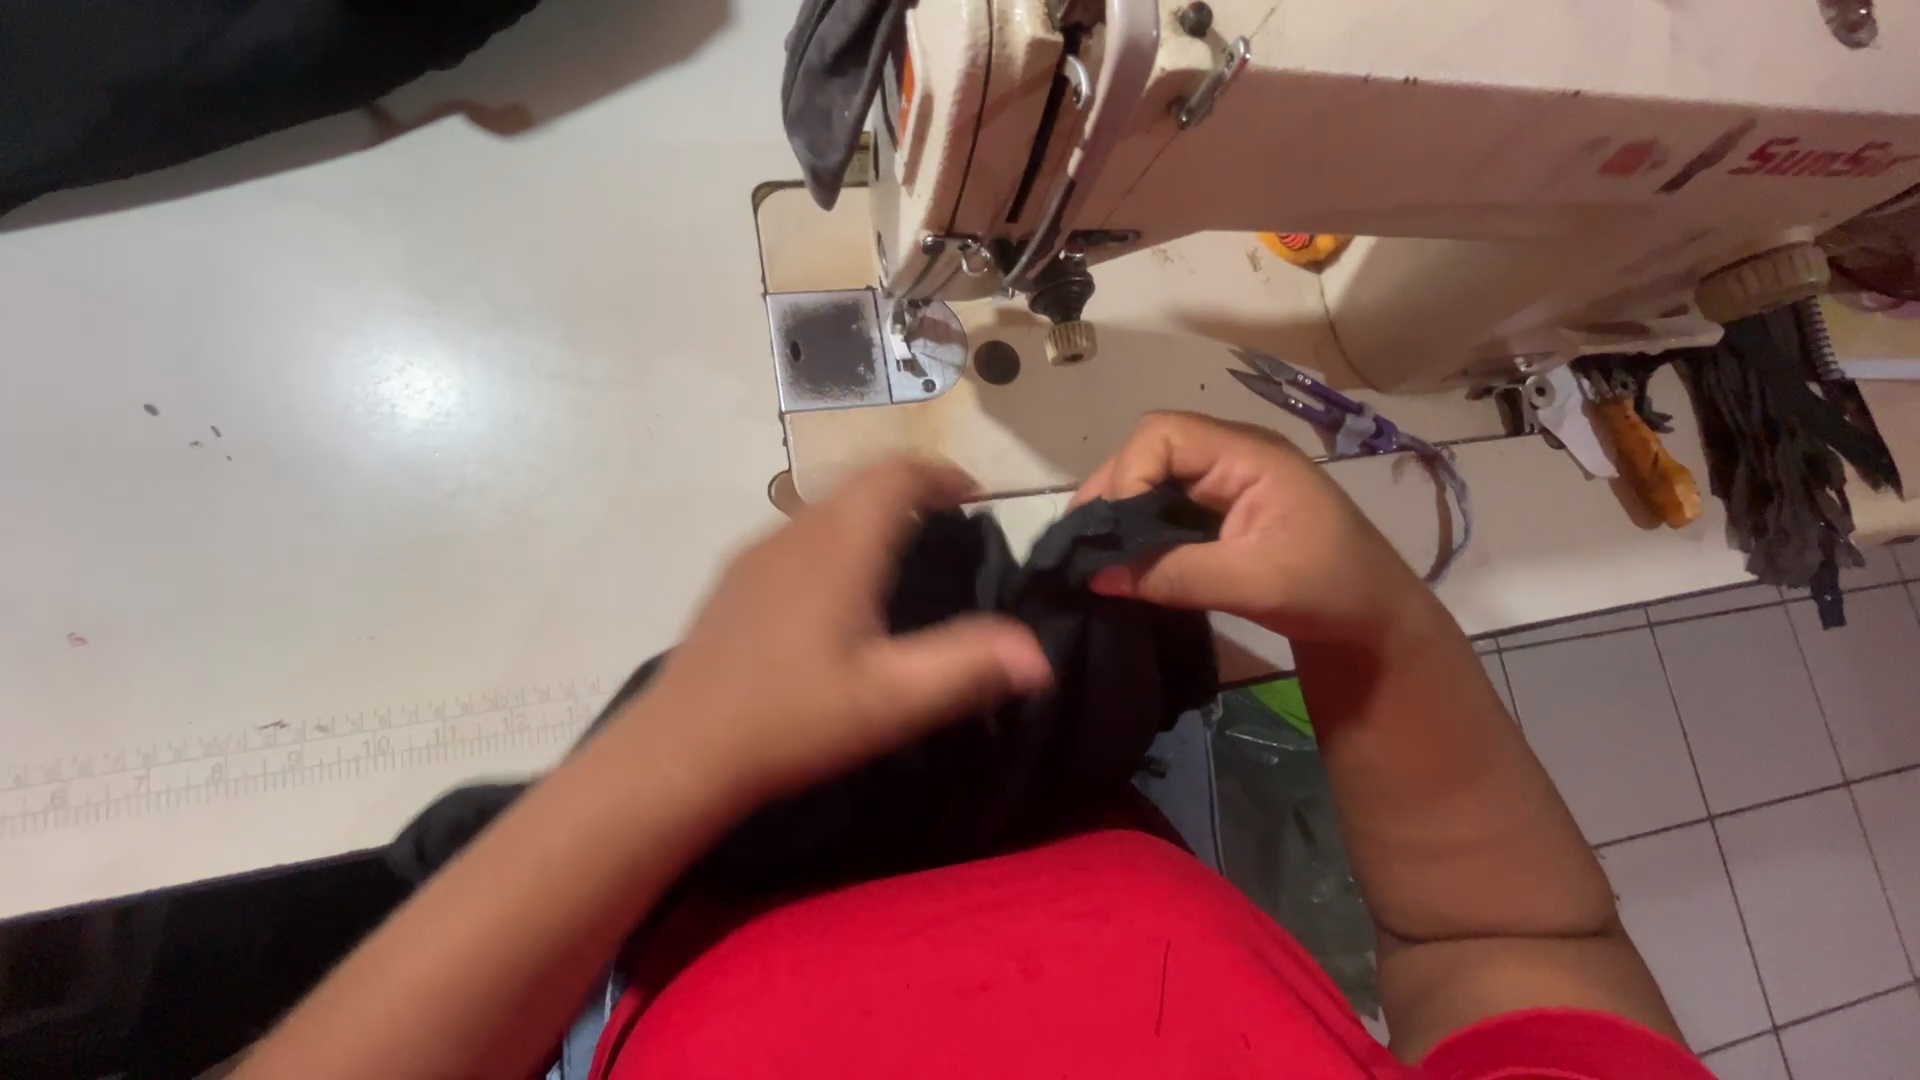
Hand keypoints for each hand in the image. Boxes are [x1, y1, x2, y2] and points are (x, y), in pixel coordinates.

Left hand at [624, 459, 1053, 802]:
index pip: (894, 475)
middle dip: (911, 487)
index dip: (940, 473)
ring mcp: (756, 553)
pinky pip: (799, 532)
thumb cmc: (790, 720)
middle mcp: (794, 532)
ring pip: (826, 505)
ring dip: (872, 510)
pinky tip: (840, 590)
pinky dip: (838, 535)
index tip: (974, 495)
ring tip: (905, 549)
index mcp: (837, 547)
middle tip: (950, 521)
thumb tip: (1038, 653)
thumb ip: (966, 668)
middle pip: (860, 480)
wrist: (679, 751)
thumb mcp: (889, 700)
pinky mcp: (735, 579)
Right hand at [1073, 412, 1427, 644]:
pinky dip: (1135, 528)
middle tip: (1084, 543)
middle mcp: (1228, 457)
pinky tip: (1120, 555)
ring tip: (1094, 551)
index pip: (1164, 435)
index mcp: (1248, 455)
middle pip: (1148, 451)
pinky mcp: (1215, 511)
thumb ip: (1174, 575)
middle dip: (1112, 492)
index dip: (1128, 473)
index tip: (1114, 530)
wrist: (1373, 618)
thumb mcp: (1253, 583)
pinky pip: (1161, 505)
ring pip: (1149, 478)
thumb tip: (1097, 575)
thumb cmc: (1330, 589)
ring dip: (1119, 511)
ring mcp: (1221, 483)